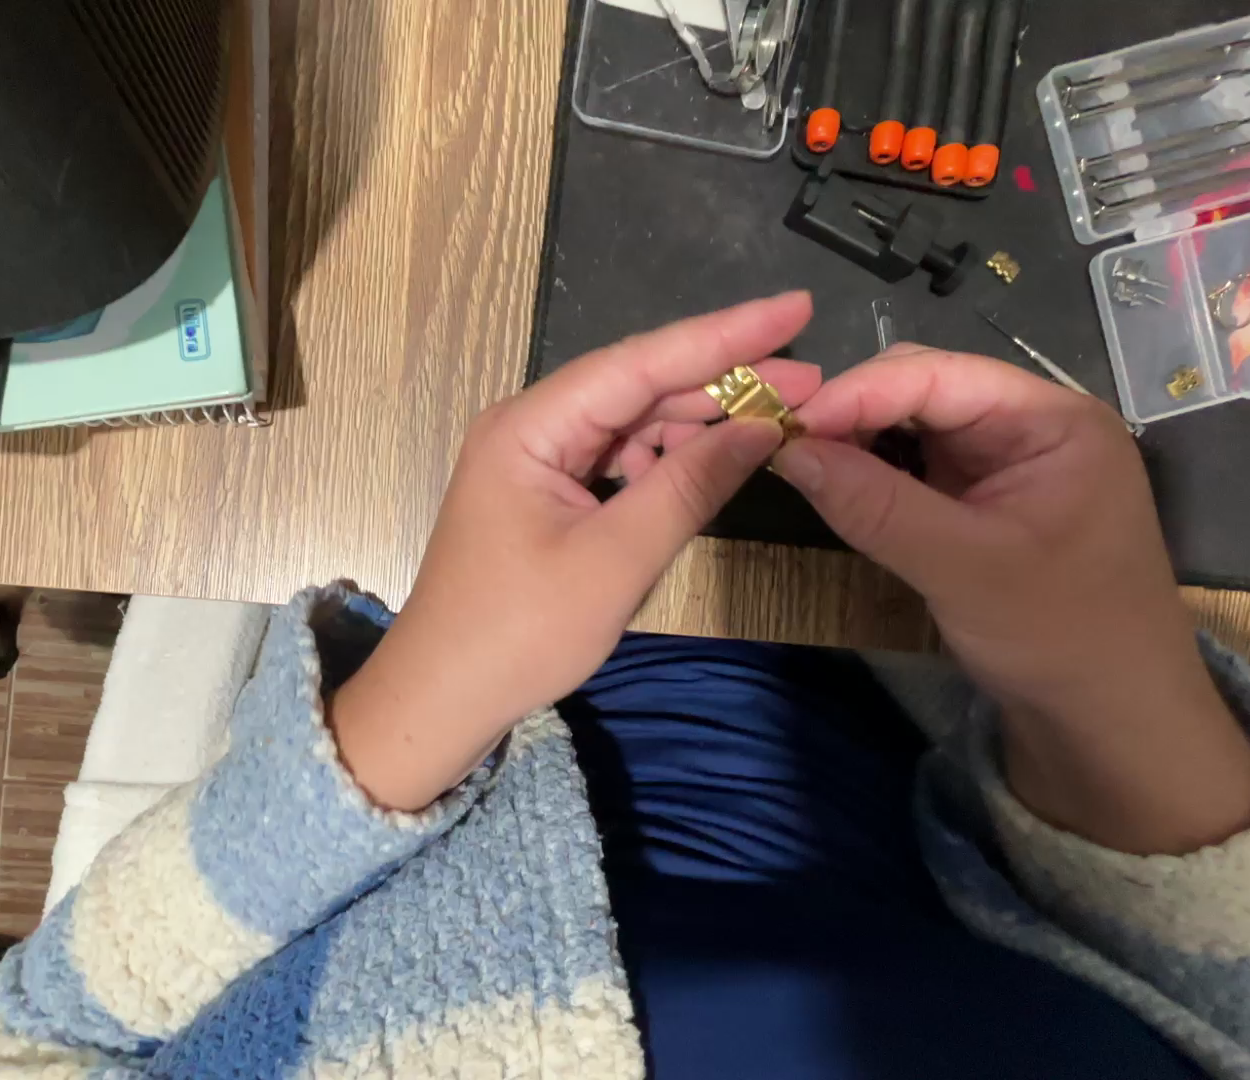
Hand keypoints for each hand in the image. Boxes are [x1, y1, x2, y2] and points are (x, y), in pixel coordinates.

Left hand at [331, 294, 820, 810]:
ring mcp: (533, 461)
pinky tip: (705, 463)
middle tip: (806, 381)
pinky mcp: (543, 494)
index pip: (640, 362)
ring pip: (627, 424)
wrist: (443, 695)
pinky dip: (661, 462)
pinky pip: (612, 461)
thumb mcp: (615, 560)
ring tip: (772, 421)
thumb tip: (762, 427)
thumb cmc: (521, 633)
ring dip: (695, 423)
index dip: (724, 335)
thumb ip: (689, 485)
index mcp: (531, 426)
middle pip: (635, 387)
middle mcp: (529, 427)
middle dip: (720, 382)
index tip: (794, 309)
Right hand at [771, 345, 1249, 852]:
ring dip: (852, 438)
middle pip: (920, 388)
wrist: (1105, 714)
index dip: (855, 393)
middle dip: (849, 410)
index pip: (935, 375)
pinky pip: (908, 464)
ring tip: (801, 462)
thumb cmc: (1058, 634)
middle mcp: (1024, 424)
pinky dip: (867, 469)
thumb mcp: (962, 568)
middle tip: (785, 445)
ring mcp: (998, 461)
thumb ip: (874, 506)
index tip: (787, 426)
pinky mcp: (975, 497)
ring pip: (907, 424)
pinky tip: (837, 485)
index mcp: (1048, 420)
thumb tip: (787, 451)